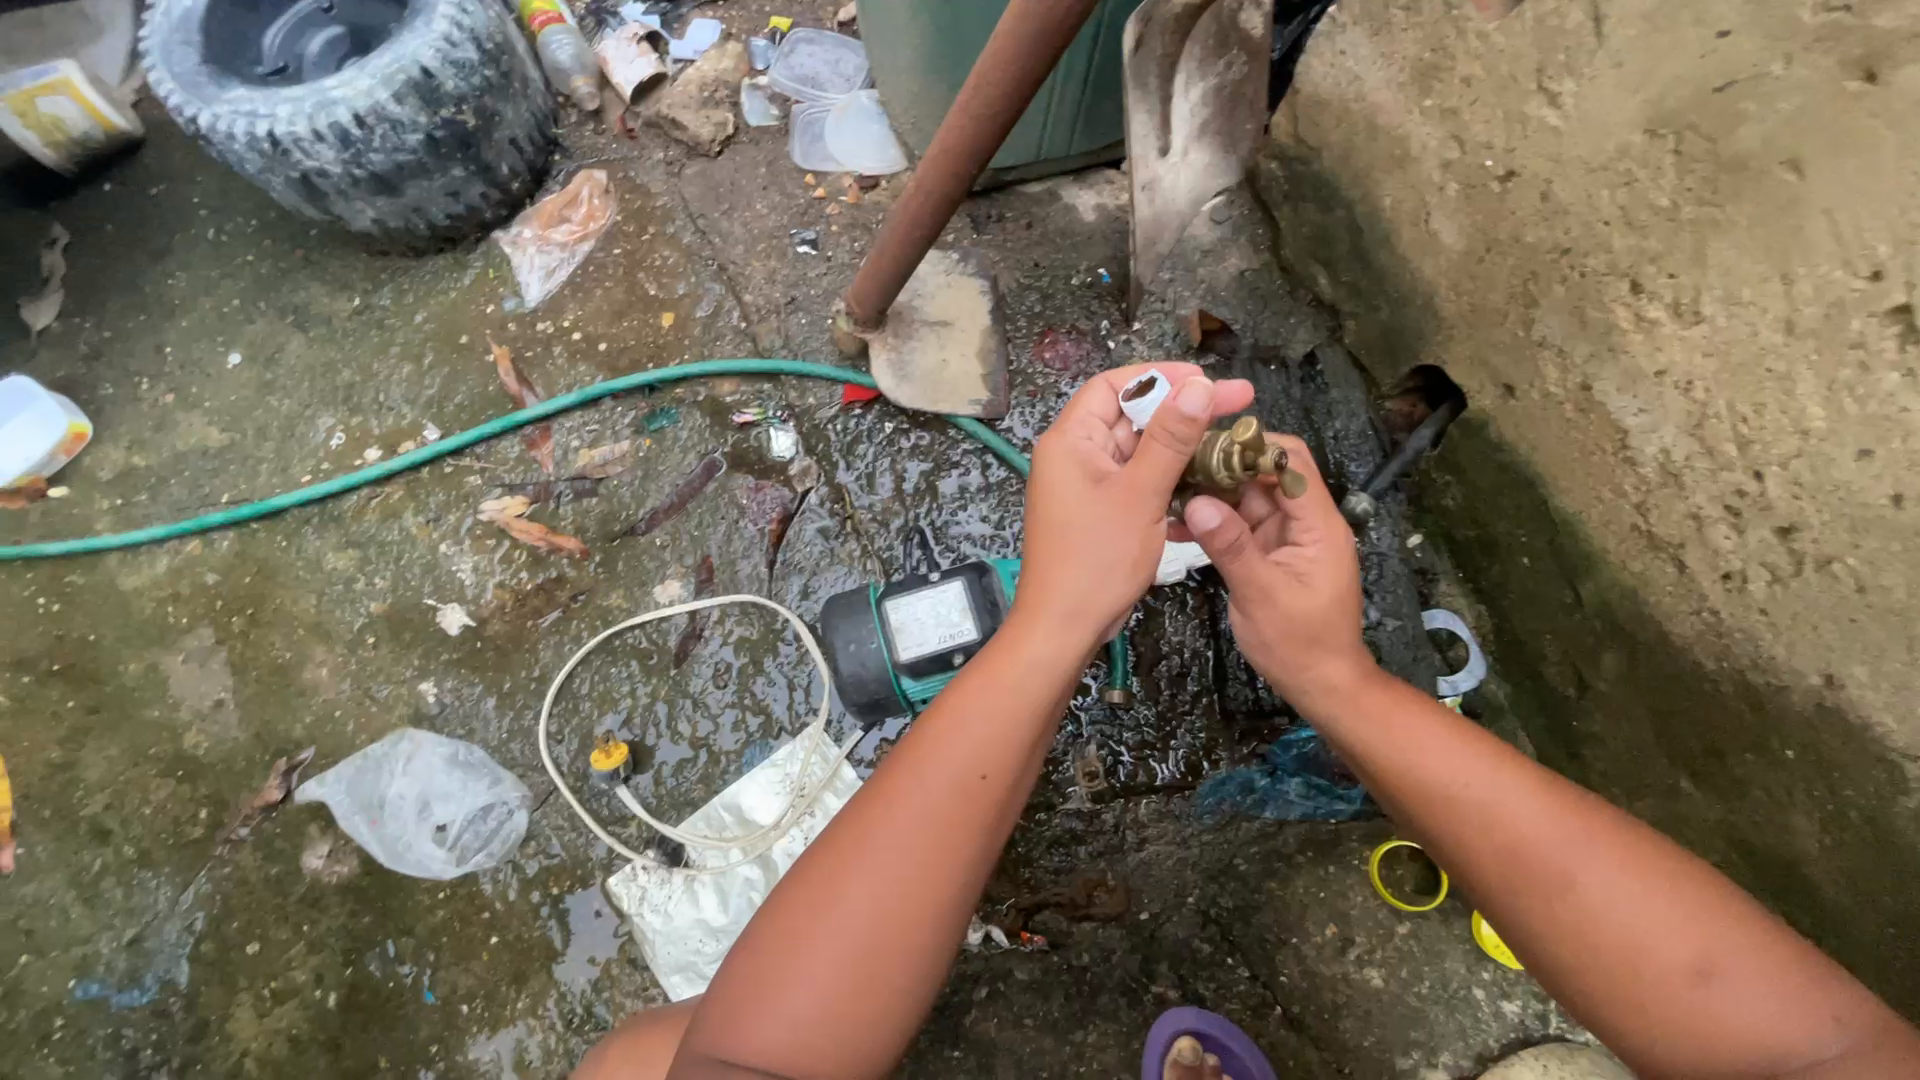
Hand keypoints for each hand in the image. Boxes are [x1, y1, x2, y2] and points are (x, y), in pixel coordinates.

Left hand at [1013, 364, 1254, 650]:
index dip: (1160, 378)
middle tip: (1238, 405)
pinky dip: (1168, 483)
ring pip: (1139, 453)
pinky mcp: (1100, 513)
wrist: (1065, 625)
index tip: (1207, 380)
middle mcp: (1074, 456)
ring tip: (1231, 447)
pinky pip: (1137, 484)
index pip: (1113, 386)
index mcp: (1070, 440)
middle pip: (1130, 418)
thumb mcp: (1140, 494)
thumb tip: (1199, 386)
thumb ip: (1170, 438)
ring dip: (1181, 451)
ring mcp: (1087, 486)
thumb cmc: (1096, 559)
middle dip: (1182, 412)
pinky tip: (1208, 487)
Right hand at [1176, 434, 1377, 703]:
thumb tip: (1198, 502)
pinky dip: (1212, 523)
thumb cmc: (1299, 642)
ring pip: (1246, 498)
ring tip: (1166, 493)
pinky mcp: (1267, 553)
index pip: (1289, 463)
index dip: (1251, 447)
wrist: (1320, 684)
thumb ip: (1230, 546)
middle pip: (1264, 475)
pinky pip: (1238, 525)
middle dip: (1221, 468)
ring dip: (1210, 494)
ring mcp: (1284, 537)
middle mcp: (1303, 522)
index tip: (1203, 445)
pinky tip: (1176, 526)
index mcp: (1316, 524)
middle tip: (1173, 467)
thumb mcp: (1261, 595)